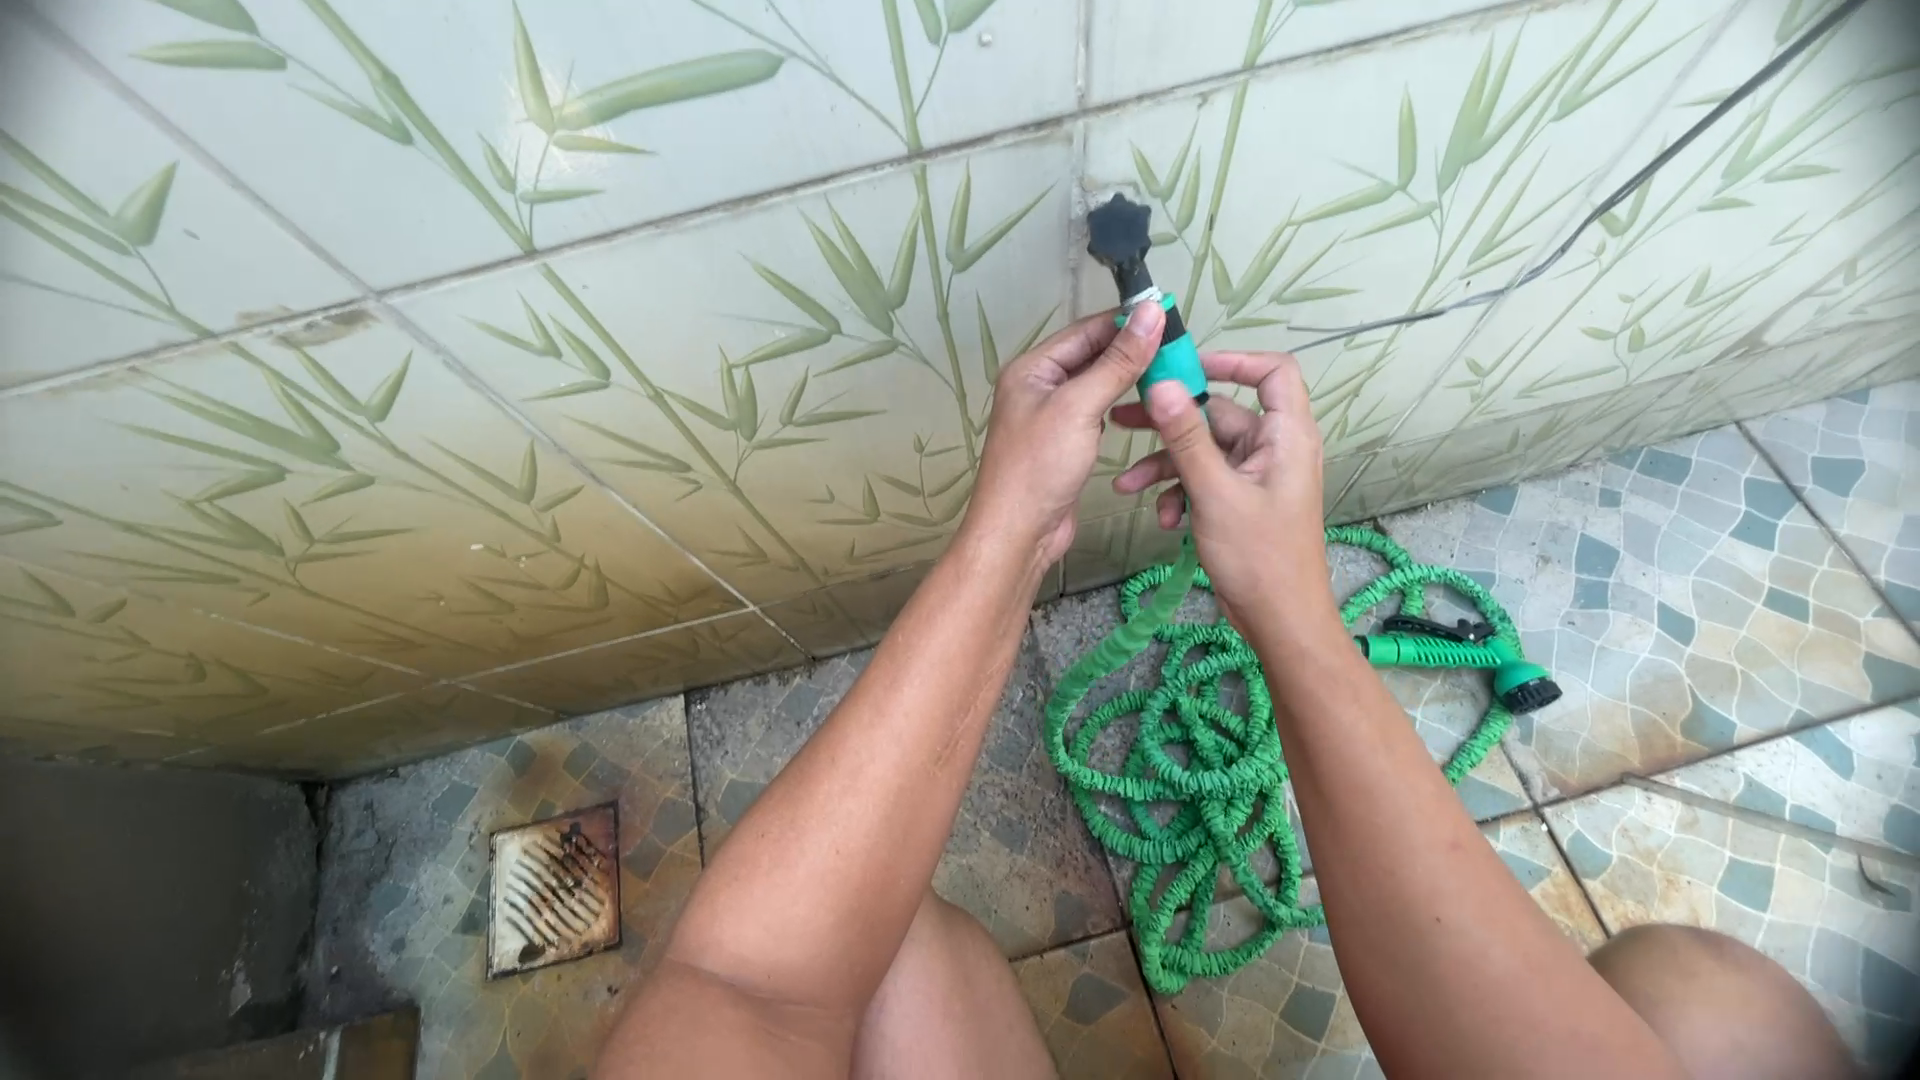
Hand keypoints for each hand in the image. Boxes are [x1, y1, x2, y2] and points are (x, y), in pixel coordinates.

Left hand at [963, 302, 1164, 567]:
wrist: (1019, 532)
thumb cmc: (1040, 466)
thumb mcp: (1080, 406)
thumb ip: (1117, 361)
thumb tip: (1151, 312)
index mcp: (1032, 368)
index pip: (1086, 330)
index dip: (1126, 322)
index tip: (1171, 318)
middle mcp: (1039, 387)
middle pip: (1092, 356)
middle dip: (1132, 352)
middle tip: (1179, 349)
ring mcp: (1052, 416)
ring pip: (1097, 386)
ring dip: (1129, 380)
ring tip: (1171, 374)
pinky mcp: (1065, 443)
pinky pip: (1097, 413)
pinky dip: (1121, 408)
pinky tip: (1146, 408)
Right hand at [1109, 352, 1340, 643]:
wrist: (1278, 619)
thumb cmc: (1258, 555)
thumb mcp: (1215, 493)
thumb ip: (1187, 438)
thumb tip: (1162, 385)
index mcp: (1286, 435)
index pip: (1273, 372)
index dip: (1232, 360)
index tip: (1184, 366)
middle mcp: (1273, 448)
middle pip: (1218, 414)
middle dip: (1170, 423)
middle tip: (1122, 420)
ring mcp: (1254, 476)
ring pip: (1201, 452)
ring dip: (1165, 467)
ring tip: (1127, 486)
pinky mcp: (1237, 501)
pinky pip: (1202, 481)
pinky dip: (1179, 493)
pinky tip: (1164, 519)